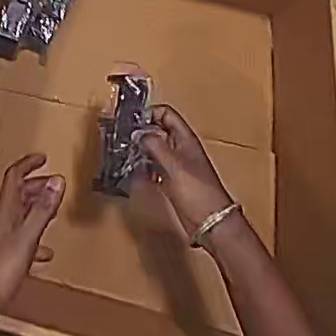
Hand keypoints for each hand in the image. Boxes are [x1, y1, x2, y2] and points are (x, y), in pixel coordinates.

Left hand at [0, 153, 63, 319]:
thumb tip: (57, 181)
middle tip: (51, 183)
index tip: (42, 158)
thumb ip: (43, 210)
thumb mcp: (26, 238)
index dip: (28, 164)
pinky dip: (32, 236)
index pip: (15, 177)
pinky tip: (41, 251)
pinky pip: (19, 239)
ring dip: (34, 208)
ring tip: (49, 209)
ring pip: (18, 214)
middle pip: (17, 194)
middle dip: (36, 185)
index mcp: (5, 212)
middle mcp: (0, 222)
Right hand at [136, 106, 234, 240]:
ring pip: (156, 150)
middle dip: (143, 132)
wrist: (210, 222)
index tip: (133, 120)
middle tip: (124, 137)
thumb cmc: (197, 191)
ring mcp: (177, 166)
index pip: (167, 114)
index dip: (151, 113)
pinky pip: (155, 169)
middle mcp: (181, 149)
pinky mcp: (172, 182)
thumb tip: (139, 133)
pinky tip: (134, 174)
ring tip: (125, 154)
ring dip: (142, 151)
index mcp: (185, 138)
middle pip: (159, 131)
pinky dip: (145, 169)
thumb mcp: (174, 165)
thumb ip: (156, 146)